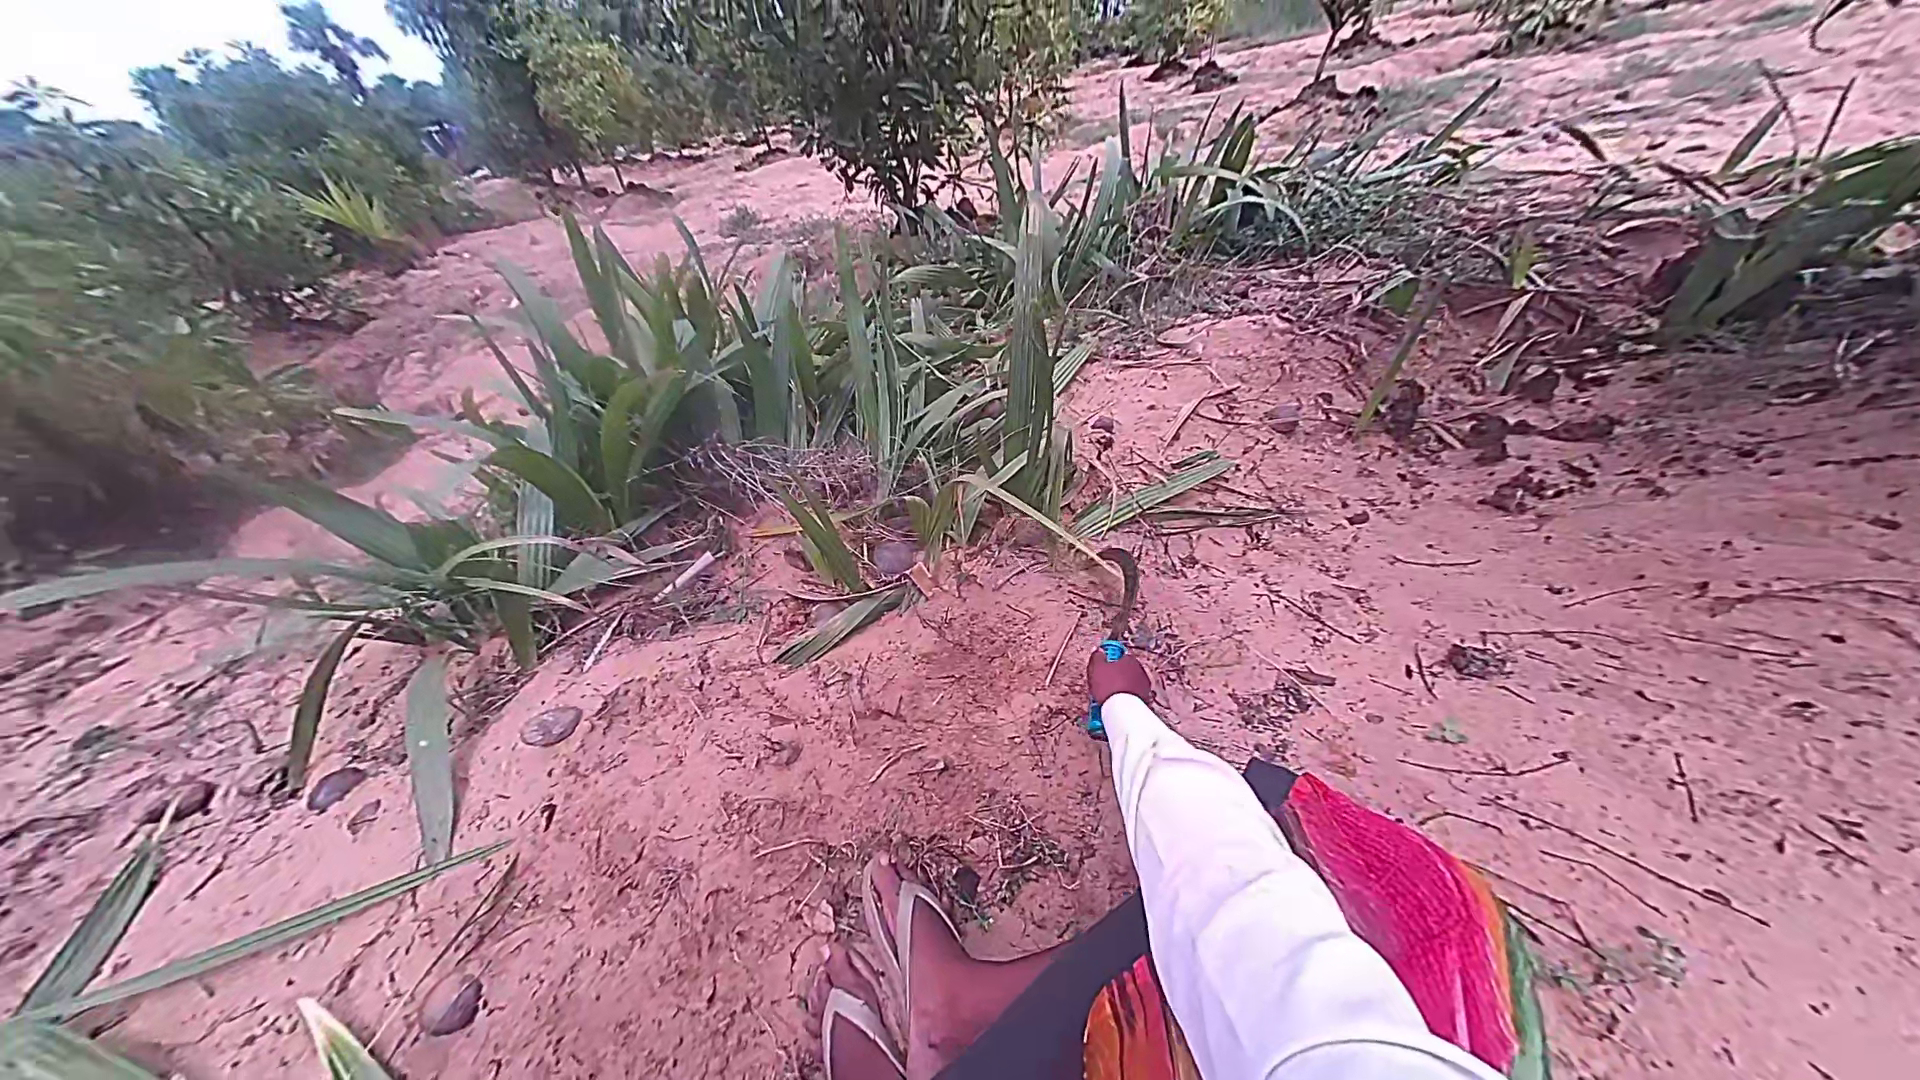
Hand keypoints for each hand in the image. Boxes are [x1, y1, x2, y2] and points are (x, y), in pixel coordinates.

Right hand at [1087, 647, 1151, 704]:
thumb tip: (1099, 651)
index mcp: (1129, 659)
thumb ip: (1097, 656)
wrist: (1123, 710)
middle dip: (1117, 674)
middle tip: (1105, 681)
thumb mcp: (1096, 667)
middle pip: (1126, 669)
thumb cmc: (1109, 686)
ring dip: (1123, 686)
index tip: (1103, 665)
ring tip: (1110, 694)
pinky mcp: (1145, 699)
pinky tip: (1117, 702)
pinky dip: (1127, 697)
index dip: (1111, 660)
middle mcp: (1140, 671)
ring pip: (1131, 683)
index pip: (1121, 655)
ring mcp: (1144, 686)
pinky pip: (1133, 695)